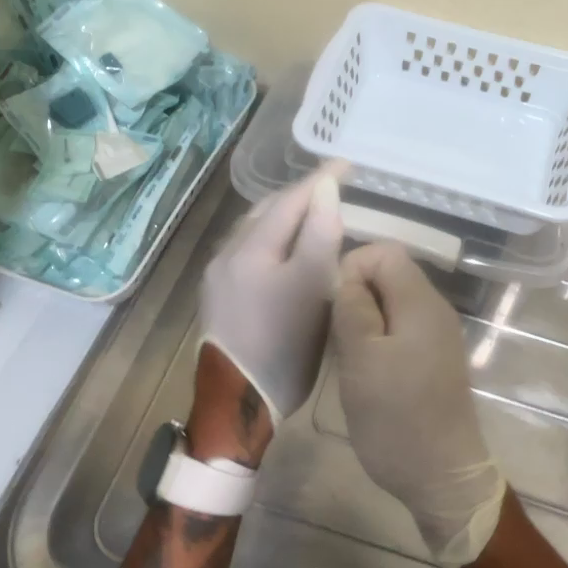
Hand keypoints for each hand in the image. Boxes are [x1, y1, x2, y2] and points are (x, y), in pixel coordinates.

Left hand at [197, 161, 347, 454]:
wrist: (238, 403)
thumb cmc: (283, 345)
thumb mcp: (312, 288)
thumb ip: (321, 234)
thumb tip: (326, 189)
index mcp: (252, 247)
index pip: (290, 199)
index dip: (321, 180)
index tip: (348, 164)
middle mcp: (229, 253)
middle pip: (268, 211)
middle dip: (301, 196)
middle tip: (334, 189)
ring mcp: (219, 276)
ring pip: (256, 230)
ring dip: (286, 217)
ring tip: (315, 214)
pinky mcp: (219, 297)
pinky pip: (250, 251)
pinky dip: (274, 239)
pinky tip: (287, 250)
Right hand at [331, 243, 505, 567]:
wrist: (441, 476)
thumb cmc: (396, 416)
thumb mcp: (361, 358)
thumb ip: (353, 307)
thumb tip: (348, 278)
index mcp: (421, 302)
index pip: (385, 252)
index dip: (351, 266)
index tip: (331, 305)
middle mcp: (435, 310)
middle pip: (390, 275)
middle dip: (356, 294)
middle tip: (334, 332)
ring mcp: (437, 336)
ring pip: (392, 304)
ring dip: (364, 319)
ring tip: (345, 353)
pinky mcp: (433, 360)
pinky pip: (401, 329)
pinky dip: (377, 339)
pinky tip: (363, 369)